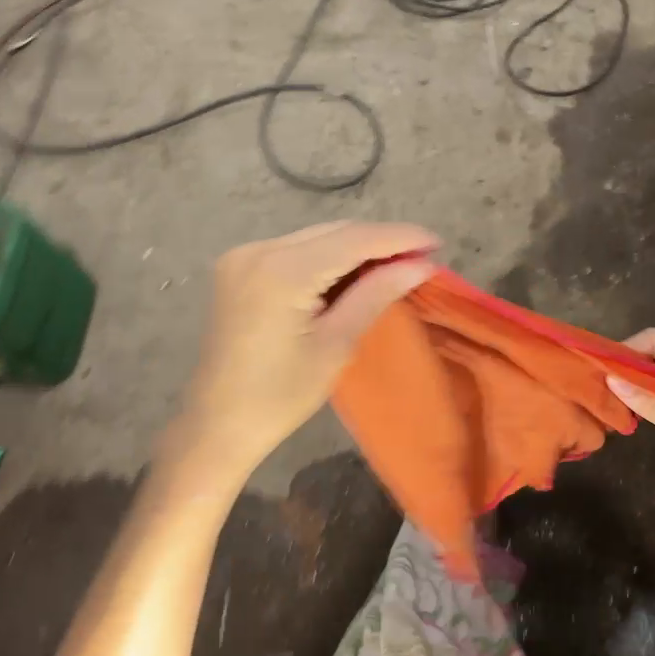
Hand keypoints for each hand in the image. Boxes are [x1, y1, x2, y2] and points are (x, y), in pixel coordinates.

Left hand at [171, 221, 438, 475]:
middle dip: (380, 241)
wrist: (217, 424)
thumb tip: (421, 265)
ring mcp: (244, 256)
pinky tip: (353, 272)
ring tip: (396, 264)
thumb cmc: (280, 396)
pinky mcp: (238, 268)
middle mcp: (259, 249)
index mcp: (282, 271)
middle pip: (334, 232)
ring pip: (315, 237)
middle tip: (422, 257)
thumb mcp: (336, 345)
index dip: (399, 238)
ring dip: (355, 247)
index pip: (353, 239)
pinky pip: (295, 250)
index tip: (437, 243)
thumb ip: (376, 294)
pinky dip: (327, 257)